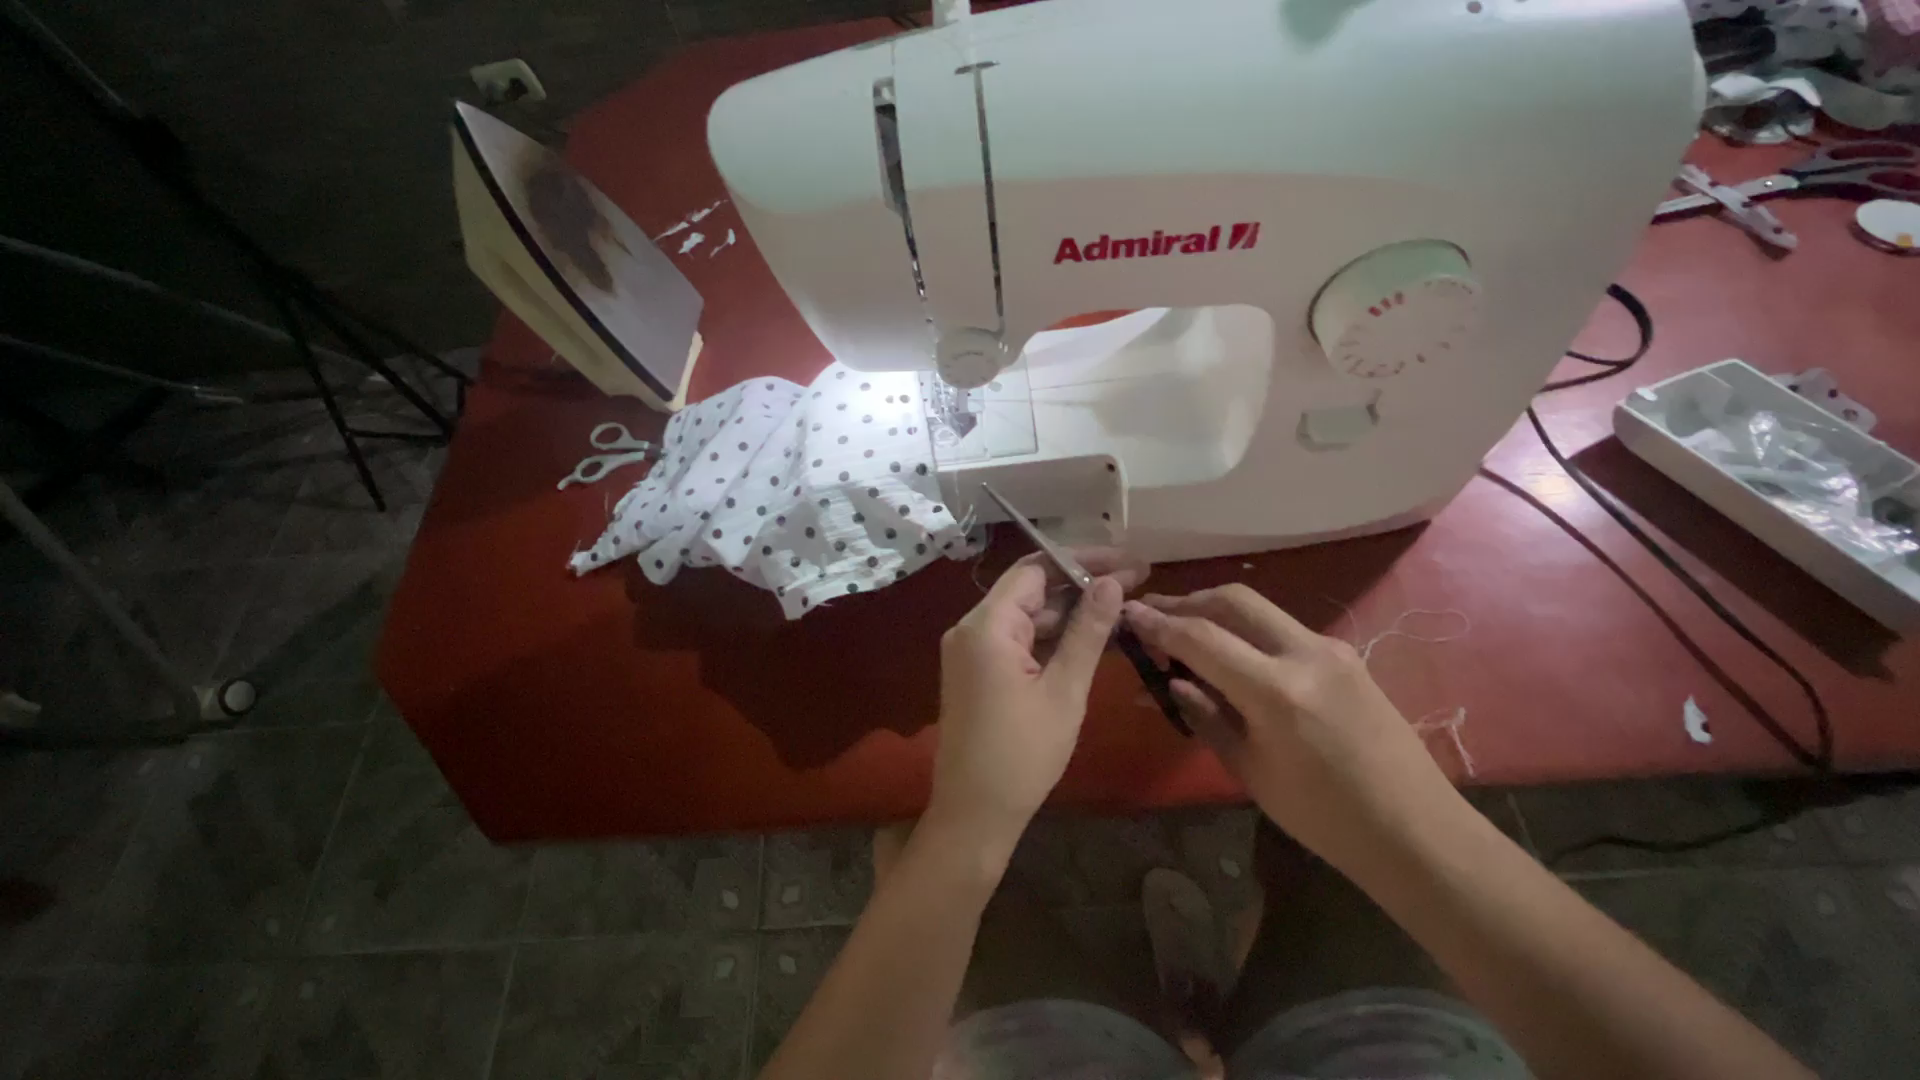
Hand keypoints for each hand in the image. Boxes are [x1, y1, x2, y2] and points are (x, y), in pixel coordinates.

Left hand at [930, 548, 1148, 850]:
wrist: (975, 814)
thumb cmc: (1022, 755)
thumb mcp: (1064, 690)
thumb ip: (1088, 631)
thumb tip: (1112, 582)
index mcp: (986, 626)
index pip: (1036, 569)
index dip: (1084, 561)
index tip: (1129, 562)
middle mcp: (971, 629)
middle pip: (1031, 589)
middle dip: (1083, 585)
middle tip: (1139, 583)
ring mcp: (972, 652)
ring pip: (1028, 615)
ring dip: (1072, 612)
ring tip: (1126, 609)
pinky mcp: (978, 672)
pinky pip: (1019, 640)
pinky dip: (1054, 637)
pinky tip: (1095, 638)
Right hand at [1122, 585, 1455, 863]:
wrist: (1415, 830)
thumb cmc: (1323, 816)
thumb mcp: (1251, 771)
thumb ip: (1206, 717)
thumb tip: (1170, 682)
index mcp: (1276, 691)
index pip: (1201, 637)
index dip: (1158, 623)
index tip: (1126, 614)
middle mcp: (1305, 654)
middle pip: (1233, 600)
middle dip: (1187, 601)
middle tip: (1153, 614)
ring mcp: (1332, 650)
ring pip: (1260, 609)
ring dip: (1217, 611)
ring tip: (1184, 632)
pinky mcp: (1346, 656)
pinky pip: (1283, 629)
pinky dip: (1247, 630)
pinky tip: (1231, 653)